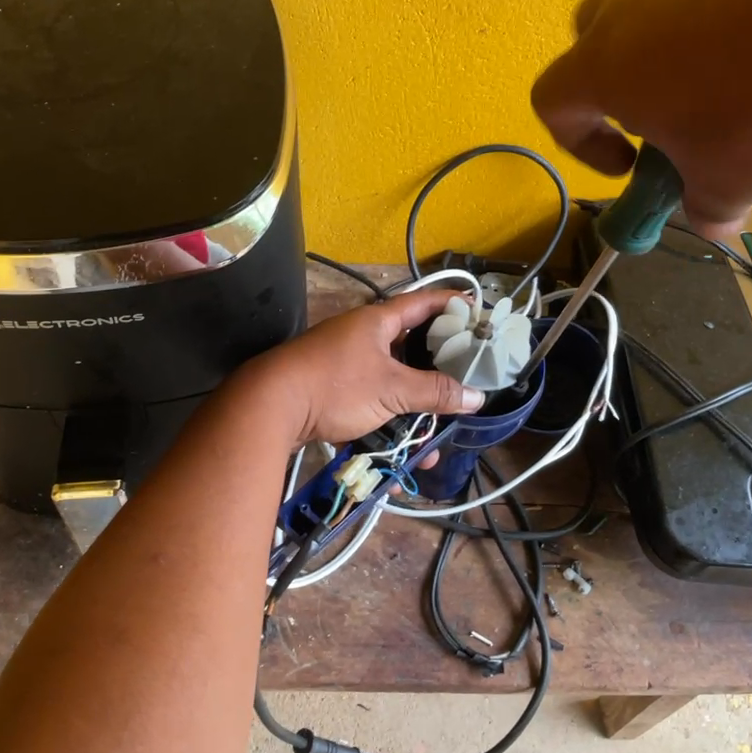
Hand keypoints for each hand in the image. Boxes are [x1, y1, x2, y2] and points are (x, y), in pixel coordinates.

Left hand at [235, 289, 484, 446]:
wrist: (271, 405)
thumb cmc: (336, 385)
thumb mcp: (392, 388)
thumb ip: (434, 392)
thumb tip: (476, 397)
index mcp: (377, 321)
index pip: (424, 303)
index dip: (454, 304)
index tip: (480, 311)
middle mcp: (362, 336)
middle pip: (410, 345)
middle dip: (438, 368)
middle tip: (466, 378)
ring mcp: (345, 363)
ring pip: (392, 381)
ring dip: (414, 406)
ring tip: (436, 432)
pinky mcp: (333, 391)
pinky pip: (371, 402)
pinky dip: (388, 421)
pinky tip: (401, 449)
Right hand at [529, 0, 751, 237]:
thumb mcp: (736, 179)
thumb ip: (710, 207)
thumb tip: (715, 225)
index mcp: (606, 65)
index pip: (552, 101)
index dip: (580, 143)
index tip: (631, 167)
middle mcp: (636, 2)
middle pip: (591, 36)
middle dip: (614, 82)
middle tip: (667, 115)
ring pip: (657, 2)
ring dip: (676, 46)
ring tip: (740, 80)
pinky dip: (736, 14)